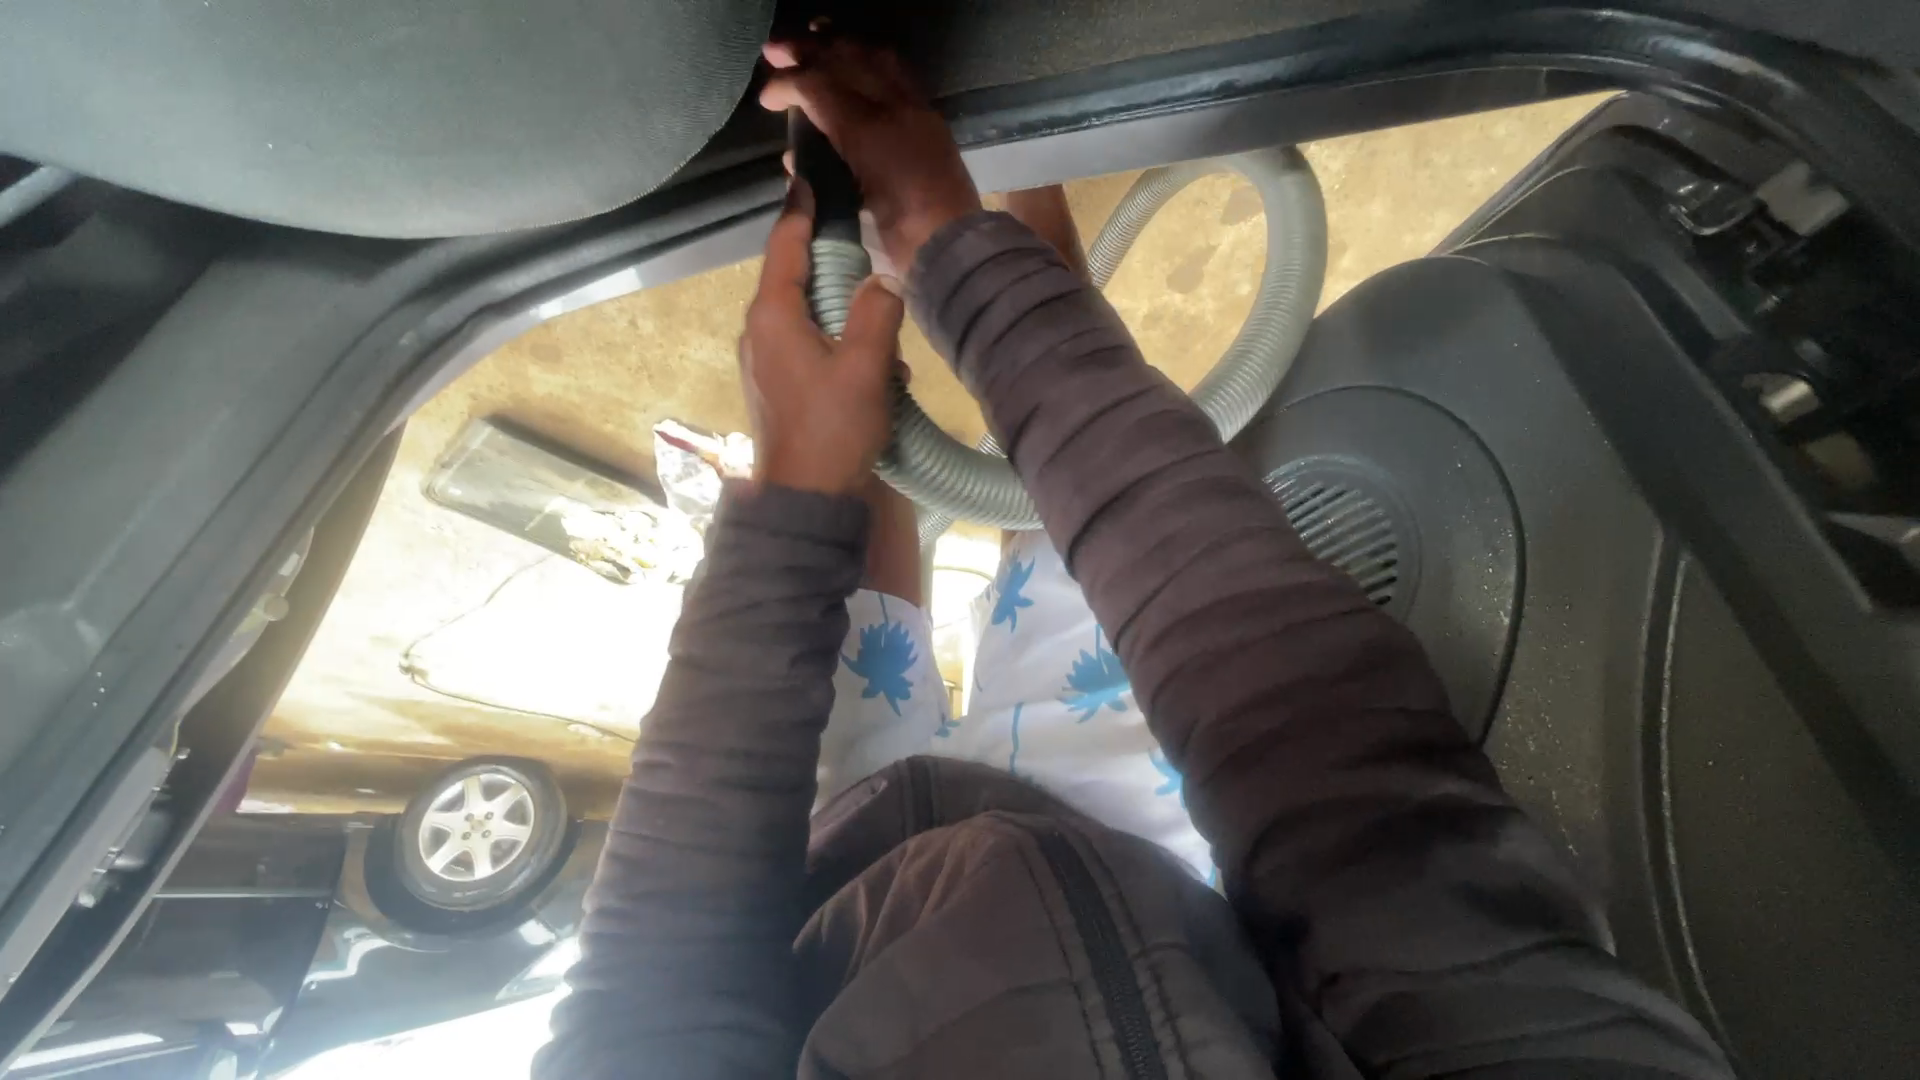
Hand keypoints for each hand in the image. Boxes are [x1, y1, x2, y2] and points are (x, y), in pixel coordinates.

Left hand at [740, 184, 905, 496]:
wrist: (805, 497)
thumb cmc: (833, 428)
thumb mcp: (866, 367)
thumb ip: (877, 312)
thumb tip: (884, 280)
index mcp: (773, 315)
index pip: (784, 245)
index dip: (801, 210)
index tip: (812, 177)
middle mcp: (759, 331)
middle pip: (796, 280)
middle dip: (836, 273)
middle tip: (872, 269)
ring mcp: (764, 362)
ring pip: (807, 318)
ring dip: (846, 322)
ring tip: (885, 347)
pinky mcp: (776, 387)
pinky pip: (808, 349)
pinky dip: (839, 350)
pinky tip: (873, 376)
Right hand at [761, 36, 981, 274]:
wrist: (953, 250)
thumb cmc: (900, 240)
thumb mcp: (852, 209)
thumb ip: (825, 174)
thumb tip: (796, 157)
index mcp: (870, 134)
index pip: (822, 90)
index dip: (790, 85)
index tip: (767, 98)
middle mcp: (895, 112)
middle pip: (847, 63)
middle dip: (809, 52)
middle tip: (777, 49)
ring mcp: (917, 112)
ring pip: (876, 60)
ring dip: (843, 46)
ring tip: (818, 35)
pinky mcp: (932, 121)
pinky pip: (900, 76)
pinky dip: (874, 63)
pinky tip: (859, 63)